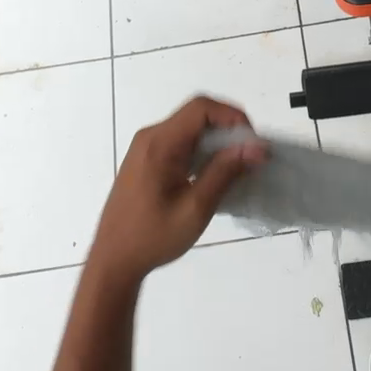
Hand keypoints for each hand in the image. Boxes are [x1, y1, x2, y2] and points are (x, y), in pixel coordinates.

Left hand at [89, 97, 265, 284]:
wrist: (113, 262)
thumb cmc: (152, 237)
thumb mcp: (195, 208)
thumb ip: (225, 172)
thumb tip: (257, 146)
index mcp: (159, 143)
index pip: (201, 108)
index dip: (232, 117)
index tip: (251, 143)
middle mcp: (151, 137)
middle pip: (197, 115)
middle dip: (228, 130)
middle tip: (249, 158)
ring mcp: (146, 148)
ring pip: (190, 129)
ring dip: (216, 143)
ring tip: (236, 170)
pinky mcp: (147, 161)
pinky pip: (181, 143)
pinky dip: (202, 152)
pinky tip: (213, 177)